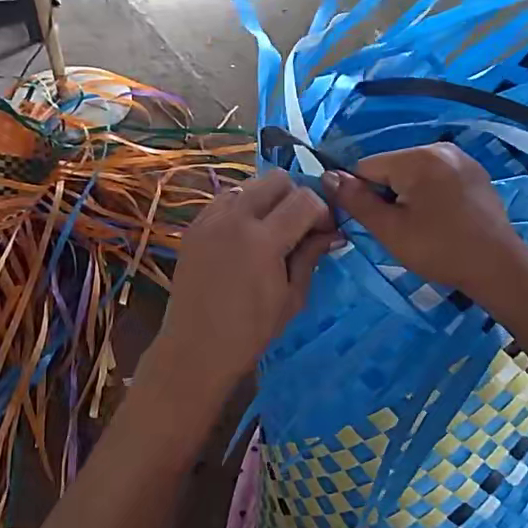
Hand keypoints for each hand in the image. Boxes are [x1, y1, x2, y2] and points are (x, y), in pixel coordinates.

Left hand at [149, 170, 336, 403]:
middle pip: (276, 179)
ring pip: (248, 185)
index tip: (326, 232)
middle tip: (301, 226)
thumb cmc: (251, 331)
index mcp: (263, 240)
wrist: (197, 348)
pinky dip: (241, 207)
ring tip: (272, 229)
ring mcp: (210, 220)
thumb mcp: (292, 297)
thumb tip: (333, 232)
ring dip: (267, 199)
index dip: (322, 212)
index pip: (304, 199)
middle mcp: (234, 219)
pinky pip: (224, 201)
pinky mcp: (194, 227)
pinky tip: (246, 235)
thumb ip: (311, 256)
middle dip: (296, 196)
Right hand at [323, 143, 527, 303]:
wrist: (497, 267)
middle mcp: (439, 147)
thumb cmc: (439, 250)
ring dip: (406, 195)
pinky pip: (435, 176)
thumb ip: (355, 201)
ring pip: (412, 172)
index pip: (365, 167)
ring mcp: (461, 157)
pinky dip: (428, 194)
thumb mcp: (389, 229)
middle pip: (390, 167)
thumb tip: (327, 177)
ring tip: (421, 226)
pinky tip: (439, 219)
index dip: (362, 196)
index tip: (376, 223)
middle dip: (387, 194)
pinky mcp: (474, 172)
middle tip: (400, 228)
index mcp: (417, 158)